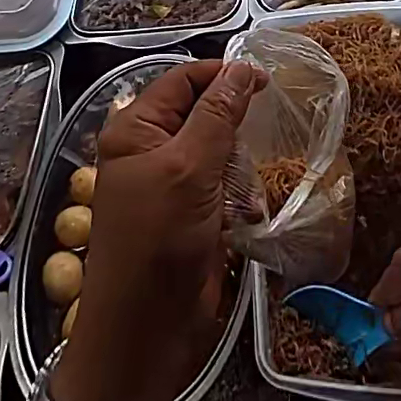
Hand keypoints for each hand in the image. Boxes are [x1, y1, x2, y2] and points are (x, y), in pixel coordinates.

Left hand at [51, 60, 266, 400]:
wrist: (145, 332)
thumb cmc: (159, 241)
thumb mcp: (189, 168)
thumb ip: (217, 114)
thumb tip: (243, 68)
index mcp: (135, 128)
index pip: (182, 80)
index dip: (222, 75)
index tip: (265, 80)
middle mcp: (149, 147)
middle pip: (202, 112)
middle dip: (231, 125)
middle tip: (257, 136)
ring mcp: (169, 180)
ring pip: (217, 147)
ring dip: (238, 163)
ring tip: (245, 186)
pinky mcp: (189, 209)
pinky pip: (221, 181)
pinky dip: (237, 191)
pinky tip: (245, 211)